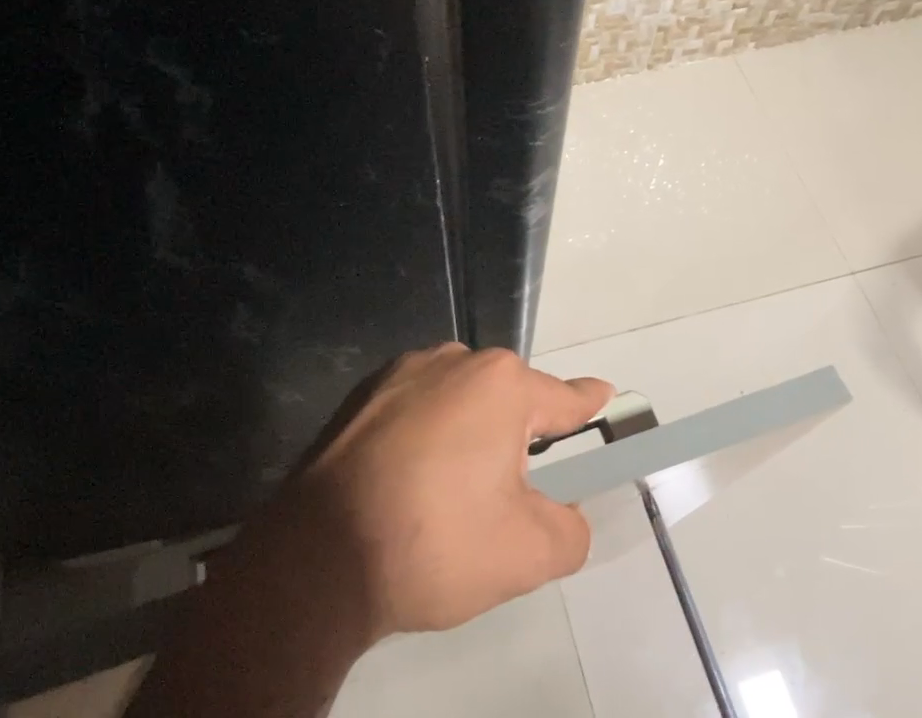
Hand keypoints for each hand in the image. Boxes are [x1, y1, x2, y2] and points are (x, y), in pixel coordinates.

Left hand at [244, 343, 613, 639]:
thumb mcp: (529, 553)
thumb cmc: (434, 543)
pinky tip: (409, 488)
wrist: (316, 559)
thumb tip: (565, 515)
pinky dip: (425, 442)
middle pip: (506, 402)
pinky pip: (414, 414)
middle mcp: (450, 362)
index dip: (588, 405)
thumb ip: (571, 529)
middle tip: (508, 501)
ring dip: (467, 440)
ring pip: (457, 406)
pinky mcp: (357, 400)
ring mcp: (396, 376)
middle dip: (517, 441)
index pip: (563, 398)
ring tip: (451, 502)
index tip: (604, 397)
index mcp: (499, 385)